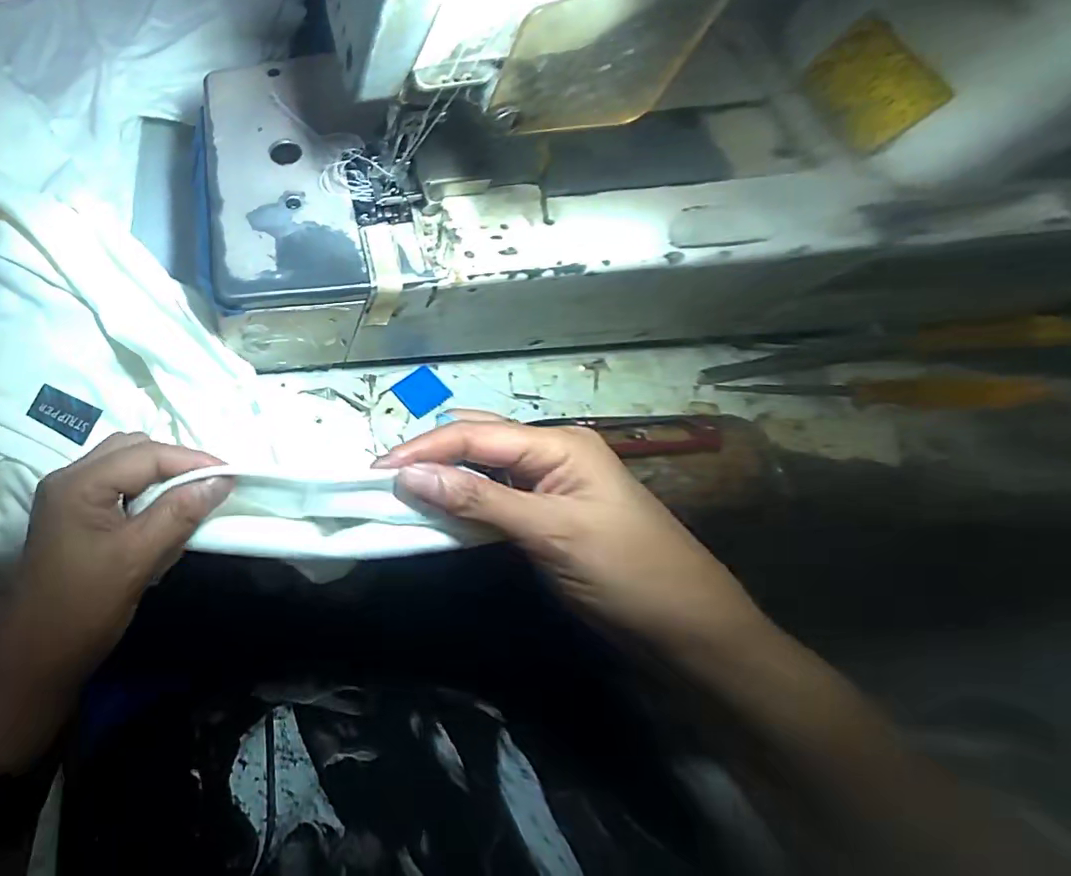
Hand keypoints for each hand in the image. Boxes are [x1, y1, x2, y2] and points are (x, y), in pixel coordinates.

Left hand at [0, 433, 232, 771]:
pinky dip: (142, 492)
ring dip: (158, 476)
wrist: (36, 661)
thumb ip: (179, 513)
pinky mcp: (71, 513)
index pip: (144, 454)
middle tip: (210, 484)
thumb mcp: (138, 559)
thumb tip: (219, 481)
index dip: (190, 460)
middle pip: (131, 449)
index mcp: (78, 483)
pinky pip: (114, 485)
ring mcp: (66, 495)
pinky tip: (161, 512)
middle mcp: (68, 478)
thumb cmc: (84, 610)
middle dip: (174, 463)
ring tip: (190, 497)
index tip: (230, 473)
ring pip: (123, 464)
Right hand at [376, 414, 766, 655]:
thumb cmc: (629, 573)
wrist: (692, 634)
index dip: (423, 449)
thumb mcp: (551, 532)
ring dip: (442, 475)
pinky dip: (461, 500)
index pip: (474, 436)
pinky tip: (438, 509)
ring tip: (401, 490)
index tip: (378, 471)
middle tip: (384, 476)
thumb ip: (478, 501)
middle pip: (475, 439)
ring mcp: (547, 483)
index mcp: (558, 443)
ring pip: (480, 466)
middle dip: (428, 452)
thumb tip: (409, 476)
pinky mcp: (543, 514)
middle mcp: (549, 453)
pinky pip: (491, 496)